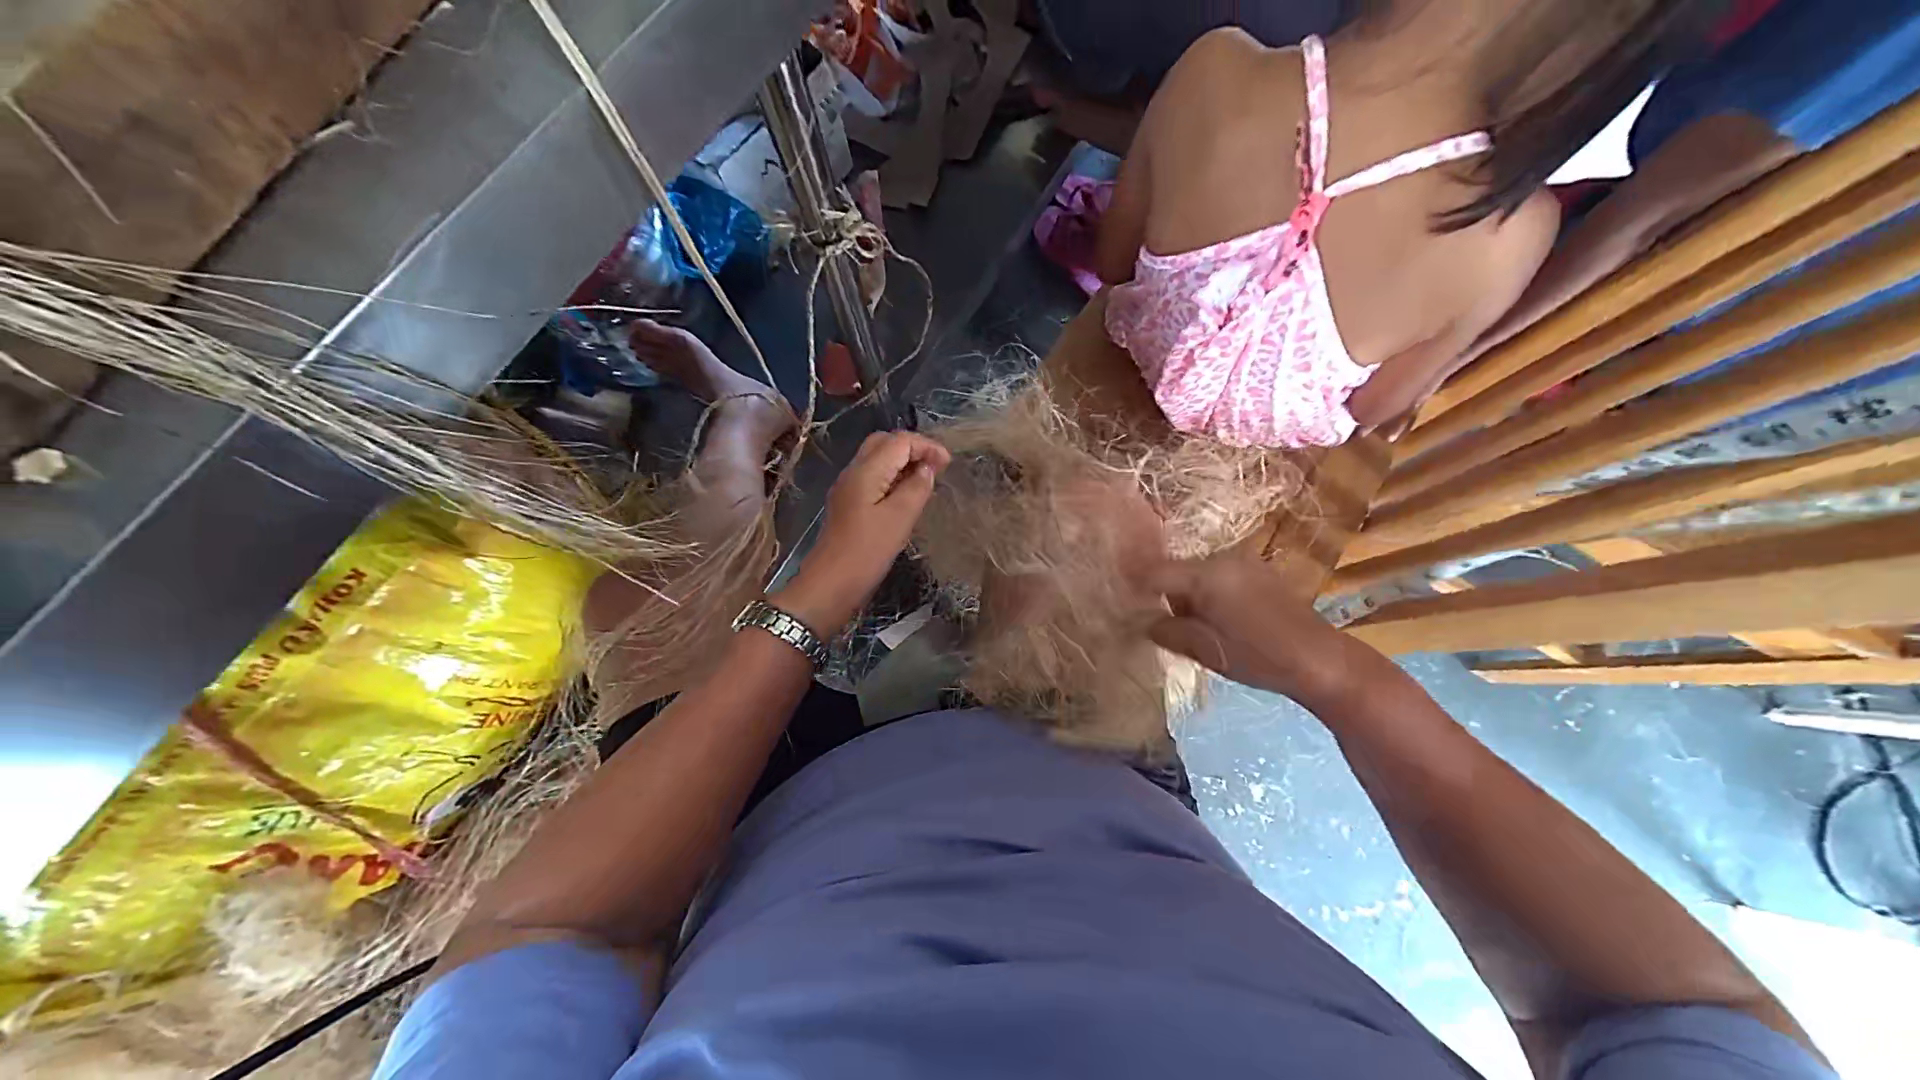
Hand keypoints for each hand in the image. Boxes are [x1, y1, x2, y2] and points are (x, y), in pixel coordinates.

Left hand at [772, 431, 950, 635]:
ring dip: (903, 463)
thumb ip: (916, 488)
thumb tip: (928, 468)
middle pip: (884, 443)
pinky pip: (873, 478)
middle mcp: (853, 472)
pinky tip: (907, 496)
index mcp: (865, 471)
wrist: (830, 585)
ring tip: (926, 481)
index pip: (899, 441)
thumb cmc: (867, 552)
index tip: (948, 464)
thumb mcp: (899, 519)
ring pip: (877, 460)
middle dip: (913, 448)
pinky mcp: (848, 505)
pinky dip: (893, 478)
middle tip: (937, 467)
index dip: (926, 446)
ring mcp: (848, 489)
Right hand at [1148, 556, 1386, 711]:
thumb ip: (1168, 631)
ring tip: (1189, 628)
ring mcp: (1245, 564)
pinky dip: (1210, 596)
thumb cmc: (1259, 657)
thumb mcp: (1205, 650)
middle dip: (1165, 595)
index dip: (1136, 588)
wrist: (1322, 661)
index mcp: (1206, 574)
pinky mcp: (1260, 573)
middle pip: (1178, 572)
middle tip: (1157, 625)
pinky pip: (1221, 578)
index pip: (1155, 573)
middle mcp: (1224, 559)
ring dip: (1189, 596)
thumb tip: (1146, 622)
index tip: (1122, 604)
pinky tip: (1217, 622)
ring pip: (1199, 575)